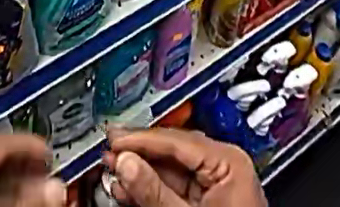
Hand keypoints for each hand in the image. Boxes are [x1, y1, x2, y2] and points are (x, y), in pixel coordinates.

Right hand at [102, 128, 265, 206]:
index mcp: (229, 162)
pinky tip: (129, 189)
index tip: (114, 139)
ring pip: (169, 171)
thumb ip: (155, 191)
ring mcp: (217, 186)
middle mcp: (225, 167)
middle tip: (109, 151)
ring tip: (114, 171)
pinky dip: (151, 189)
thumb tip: (125, 161)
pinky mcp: (209, 202)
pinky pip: (175, 188)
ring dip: (139, 172)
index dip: (140, 138)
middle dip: (137, 155)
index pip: (176, 139)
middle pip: (171, 152)